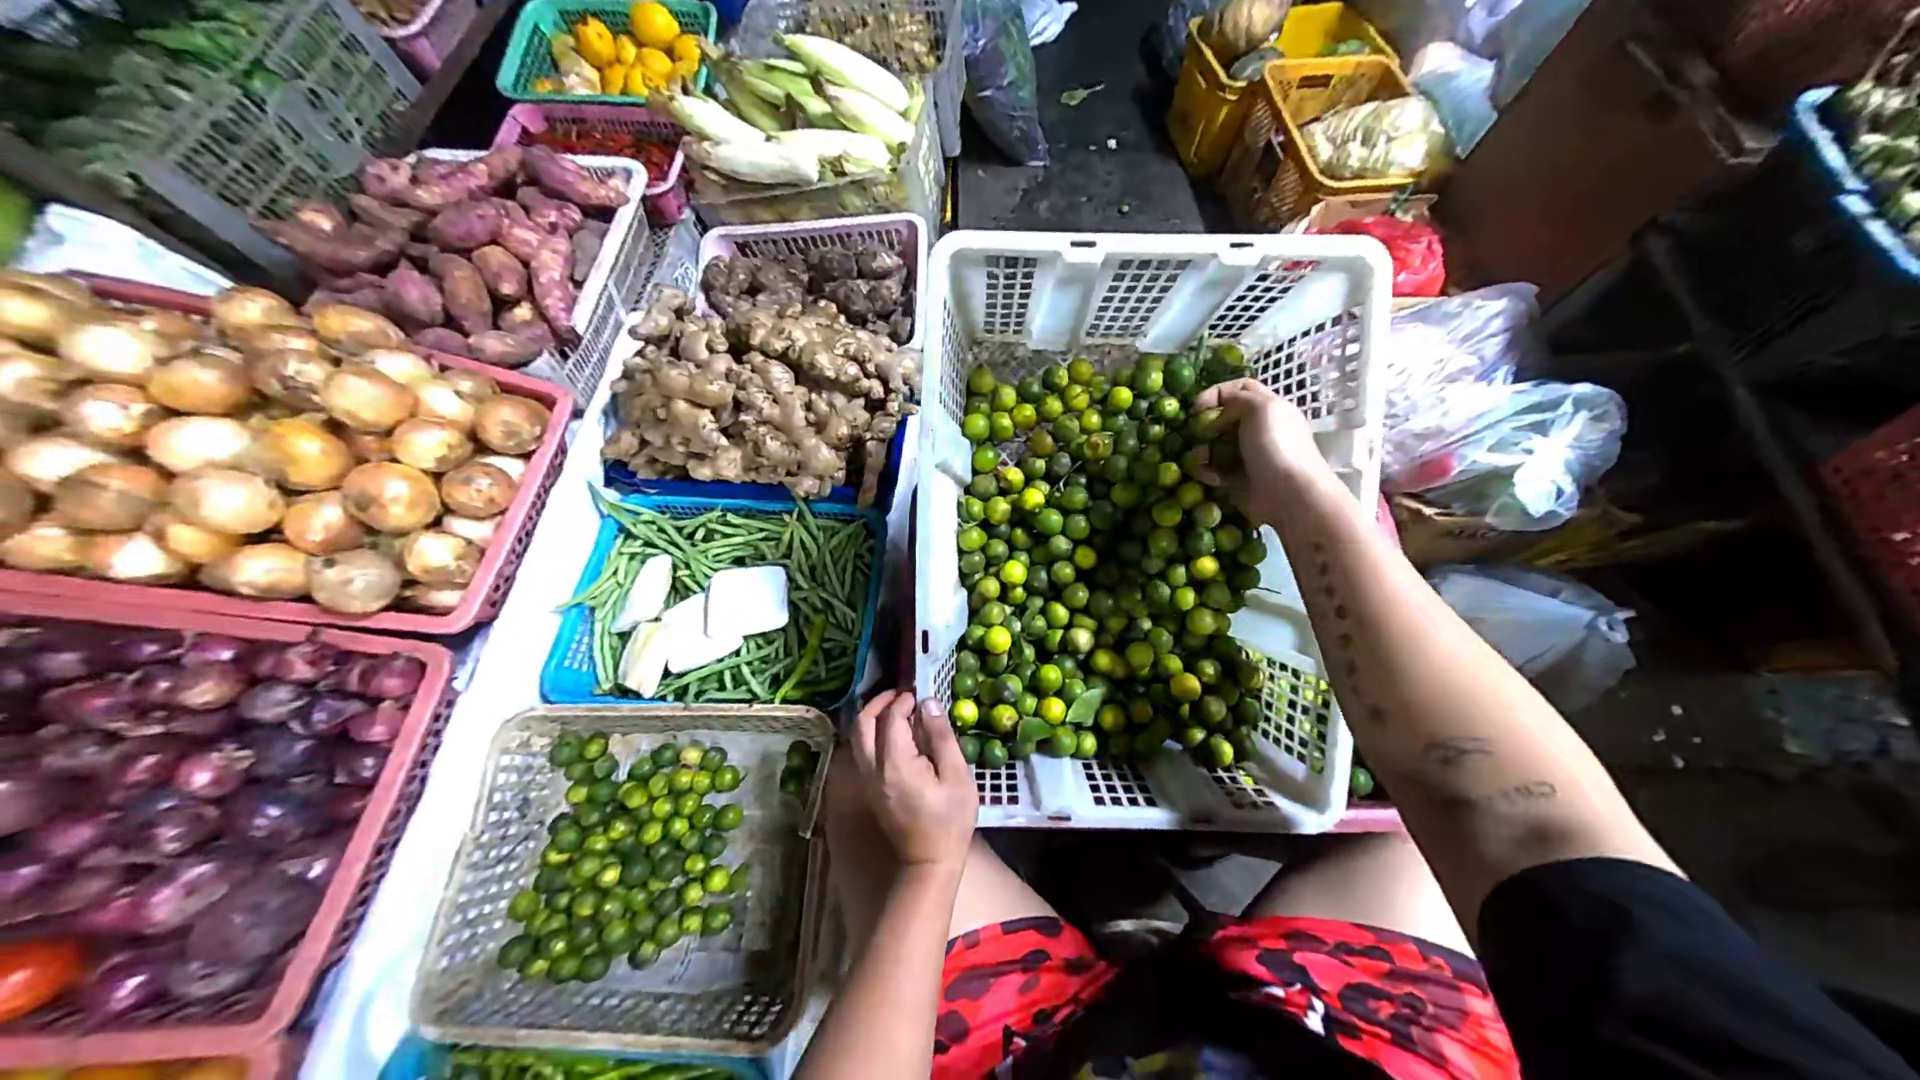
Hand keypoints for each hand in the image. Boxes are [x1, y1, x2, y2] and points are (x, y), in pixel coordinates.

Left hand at [848, 690, 977, 868]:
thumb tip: (928, 703)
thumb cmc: (949, 820)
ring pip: (857, 737)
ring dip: (873, 716)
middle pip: (861, 724)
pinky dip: (874, 733)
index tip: (920, 694)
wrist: (929, 862)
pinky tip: (897, 733)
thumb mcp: (956, 776)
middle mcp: (872, 769)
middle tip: (902, 694)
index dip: (904, 701)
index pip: (891, 719)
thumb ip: (941, 737)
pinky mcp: (869, 788)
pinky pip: (863, 750)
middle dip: (879, 702)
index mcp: (894, 764)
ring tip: (898, 709)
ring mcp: (867, 780)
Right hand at [1194, 378, 1331, 524]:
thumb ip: (1236, 398)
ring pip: (1213, 446)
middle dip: (1204, 424)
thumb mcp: (1260, 408)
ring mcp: (1246, 455)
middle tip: (1193, 432)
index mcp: (1267, 408)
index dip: (1218, 393)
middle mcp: (1256, 429)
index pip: (1240, 389)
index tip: (1198, 406)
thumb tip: (1217, 413)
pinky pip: (1212, 469)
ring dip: (1201, 450)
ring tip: (1199, 457)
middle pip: (1222, 418)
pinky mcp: (1236, 479)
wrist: (1288, 493)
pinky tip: (1207, 475)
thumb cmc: (1275, 445)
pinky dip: (1205, 471)